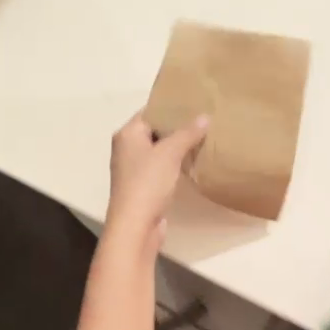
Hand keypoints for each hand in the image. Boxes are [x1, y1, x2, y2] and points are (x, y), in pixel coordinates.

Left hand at [106, 113, 209, 248]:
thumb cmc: (148, 183)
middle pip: (154, 131)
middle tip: (203, 120)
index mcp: (127, 134)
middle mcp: (126, 148)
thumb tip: (204, 116)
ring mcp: (132, 169)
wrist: (135, 225)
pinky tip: (191, 164)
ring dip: (176, 148)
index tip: (194, 103)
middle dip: (176, 127)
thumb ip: (187, 133)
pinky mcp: (141, 187)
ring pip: (157, 151)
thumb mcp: (170, 153)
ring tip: (202, 139)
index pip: (150, 111)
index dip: (171, 107)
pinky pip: (159, 169)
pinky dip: (173, 165)